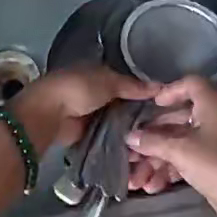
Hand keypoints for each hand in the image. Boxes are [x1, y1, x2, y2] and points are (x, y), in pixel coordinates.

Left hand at [9, 66, 156, 153]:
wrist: (50, 115)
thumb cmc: (78, 89)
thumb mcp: (109, 82)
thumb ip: (134, 86)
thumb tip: (161, 87)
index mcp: (101, 72)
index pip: (129, 80)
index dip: (145, 89)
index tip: (166, 100)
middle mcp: (99, 92)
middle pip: (126, 101)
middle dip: (141, 111)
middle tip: (166, 122)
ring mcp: (95, 113)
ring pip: (120, 119)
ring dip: (133, 126)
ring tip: (156, 135)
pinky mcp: (91, 132)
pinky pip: (112, 134)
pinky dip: (123, 138)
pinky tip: (141, 144)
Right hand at [125, 76, 216, 216]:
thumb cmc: (216, 163)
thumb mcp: (180, 151)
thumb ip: (153, 142)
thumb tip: (130, 137)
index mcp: (213, 102)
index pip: (190, 84)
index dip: (169, 91)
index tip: (150, 104)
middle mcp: (216, 116)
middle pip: (179, 118)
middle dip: (153, 138)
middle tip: (130, 151)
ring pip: (181, 142)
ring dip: (158, 159)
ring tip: (136, 179)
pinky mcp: (216, 160)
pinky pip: (189, 157)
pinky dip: (172, 168)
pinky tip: (153, 186)